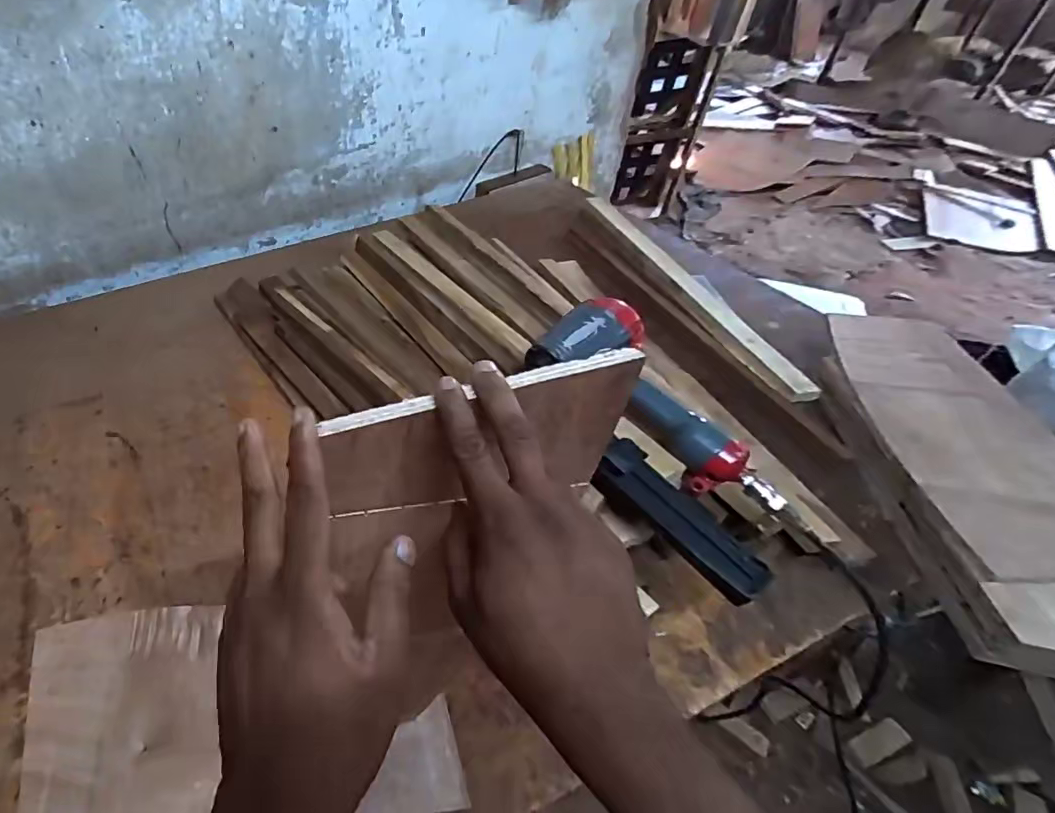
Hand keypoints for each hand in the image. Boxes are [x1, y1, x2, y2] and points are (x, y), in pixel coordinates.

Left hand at [214, 411, 415, 812]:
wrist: (274, 802)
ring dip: (256, 501)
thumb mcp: (384, 671)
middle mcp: (263, 594)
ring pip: (249, 544)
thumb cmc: (341, 735)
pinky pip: (249, 577)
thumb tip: (399, 541)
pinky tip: (277, 555)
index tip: (301, 420)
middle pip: (258, 514)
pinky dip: (261, 548)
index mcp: (304, 596)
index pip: (305, 509)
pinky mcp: (231, 639)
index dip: (305, 459)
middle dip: (254, 463)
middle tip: (246, 422)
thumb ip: (390, 600)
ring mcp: (240, 617)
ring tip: (264, 470)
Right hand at [435, 363, 656, 719]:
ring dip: (528, 465)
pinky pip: (569, 513)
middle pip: (519, 435)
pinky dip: (553, 518)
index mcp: (503, 521)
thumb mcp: (469, 606)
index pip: (472, 451)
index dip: (457, 413)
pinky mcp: (606, 534)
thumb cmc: (521, 651)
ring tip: (518, 494)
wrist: (601, 686)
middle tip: (485, 367)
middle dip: (499, 396)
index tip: (447, 384)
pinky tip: (554, 556)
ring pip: (547, 475)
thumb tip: (460, 510)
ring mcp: (581, 516)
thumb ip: (459, 549)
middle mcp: (544, 505)